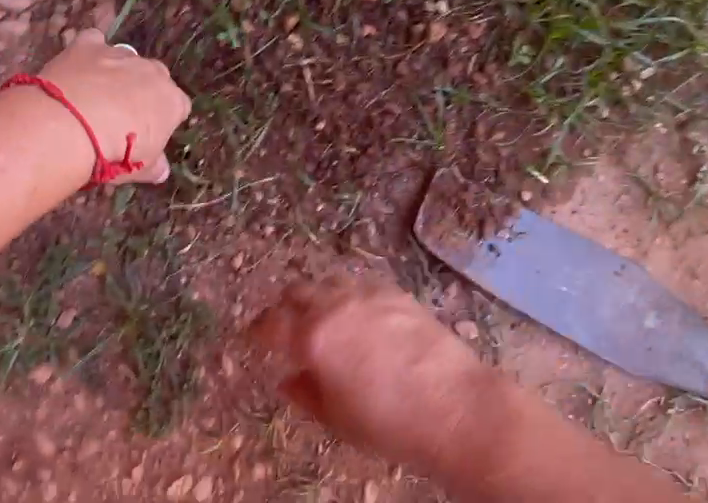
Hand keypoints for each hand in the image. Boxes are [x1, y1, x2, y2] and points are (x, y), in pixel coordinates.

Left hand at [35, 30, 189, 184]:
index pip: (179, 106)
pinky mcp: (89, 46)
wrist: (70, 127)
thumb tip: (162, 171)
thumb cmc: (114, 153)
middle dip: (143, 91)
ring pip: (126, 58)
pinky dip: (90, 50)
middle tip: (122, 116)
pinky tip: (79, 67)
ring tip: (96, 94)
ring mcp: (120, 55)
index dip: (165, 118)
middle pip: (155, 77)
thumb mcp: (138, 169)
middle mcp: (151, 72)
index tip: (150, 133)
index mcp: (171, 101)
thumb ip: (154, 167)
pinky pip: (94, 41)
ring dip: (117, 72)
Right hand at [249, 277, 493, 473]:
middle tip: (285, 328)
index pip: (270, 323)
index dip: (257, 330)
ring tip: (322, 319)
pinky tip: (358, 317)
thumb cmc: (390, 423)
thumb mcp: (338, 419)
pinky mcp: (393, 291)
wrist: (455, 405)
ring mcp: (364, 293)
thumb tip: (287, 379)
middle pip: (296, 293)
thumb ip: (306, 394)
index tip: (253, 337)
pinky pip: (358, 285)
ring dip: (317, 297)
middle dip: (285, 308)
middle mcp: (333, 305)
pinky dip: (348, 297)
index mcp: (311, 337)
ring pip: (327, 283)